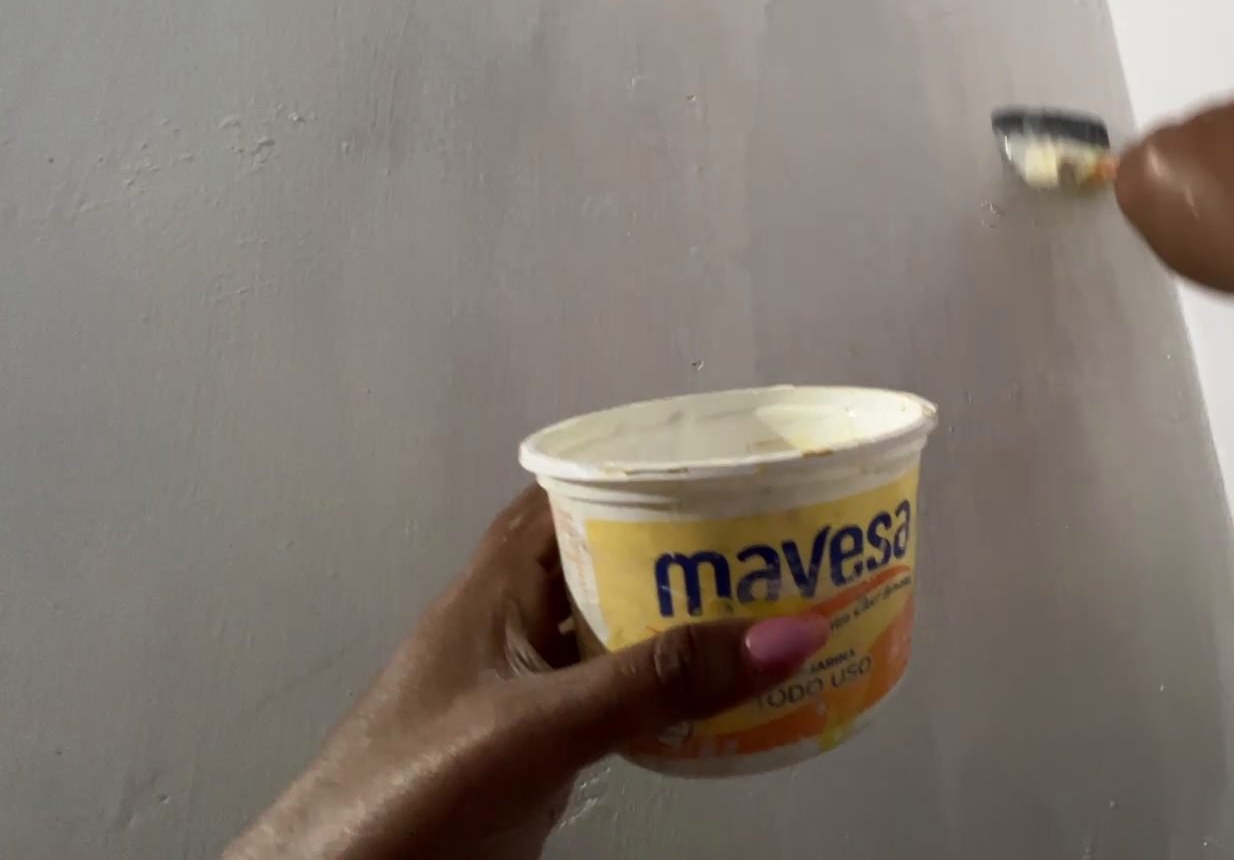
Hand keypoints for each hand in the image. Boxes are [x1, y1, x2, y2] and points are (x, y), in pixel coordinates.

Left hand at [226, 486, 829, 859]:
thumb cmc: (402, 806)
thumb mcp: (536, 729)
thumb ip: (657, 682)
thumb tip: (796, 632)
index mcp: (494, 587)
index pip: (567, 493)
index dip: (635, 468)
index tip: (714, 461)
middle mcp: (513, 623)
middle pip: (606, 553)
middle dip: (680, 537)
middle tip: (763, 527)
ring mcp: (529, 687)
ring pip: (619, 620)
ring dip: (683, 607)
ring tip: (766, 591)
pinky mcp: (545, 743)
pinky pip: (625, 685)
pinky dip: (673, 674)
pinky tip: (723, 679)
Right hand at [1115, 98, 1233, 297]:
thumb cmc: (1233, 258)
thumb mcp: (1176, 251)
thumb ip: (1163, 214)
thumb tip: (1173, 199)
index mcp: (1137, 176)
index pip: (1134, 174)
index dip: (1161, 192)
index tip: (1184, 212)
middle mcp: (1166, 137)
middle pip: (1170, 146)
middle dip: (1189, 164)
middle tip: (1220, 199)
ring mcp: (1212, 115)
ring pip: (1208, 131)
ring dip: (1223, 150)